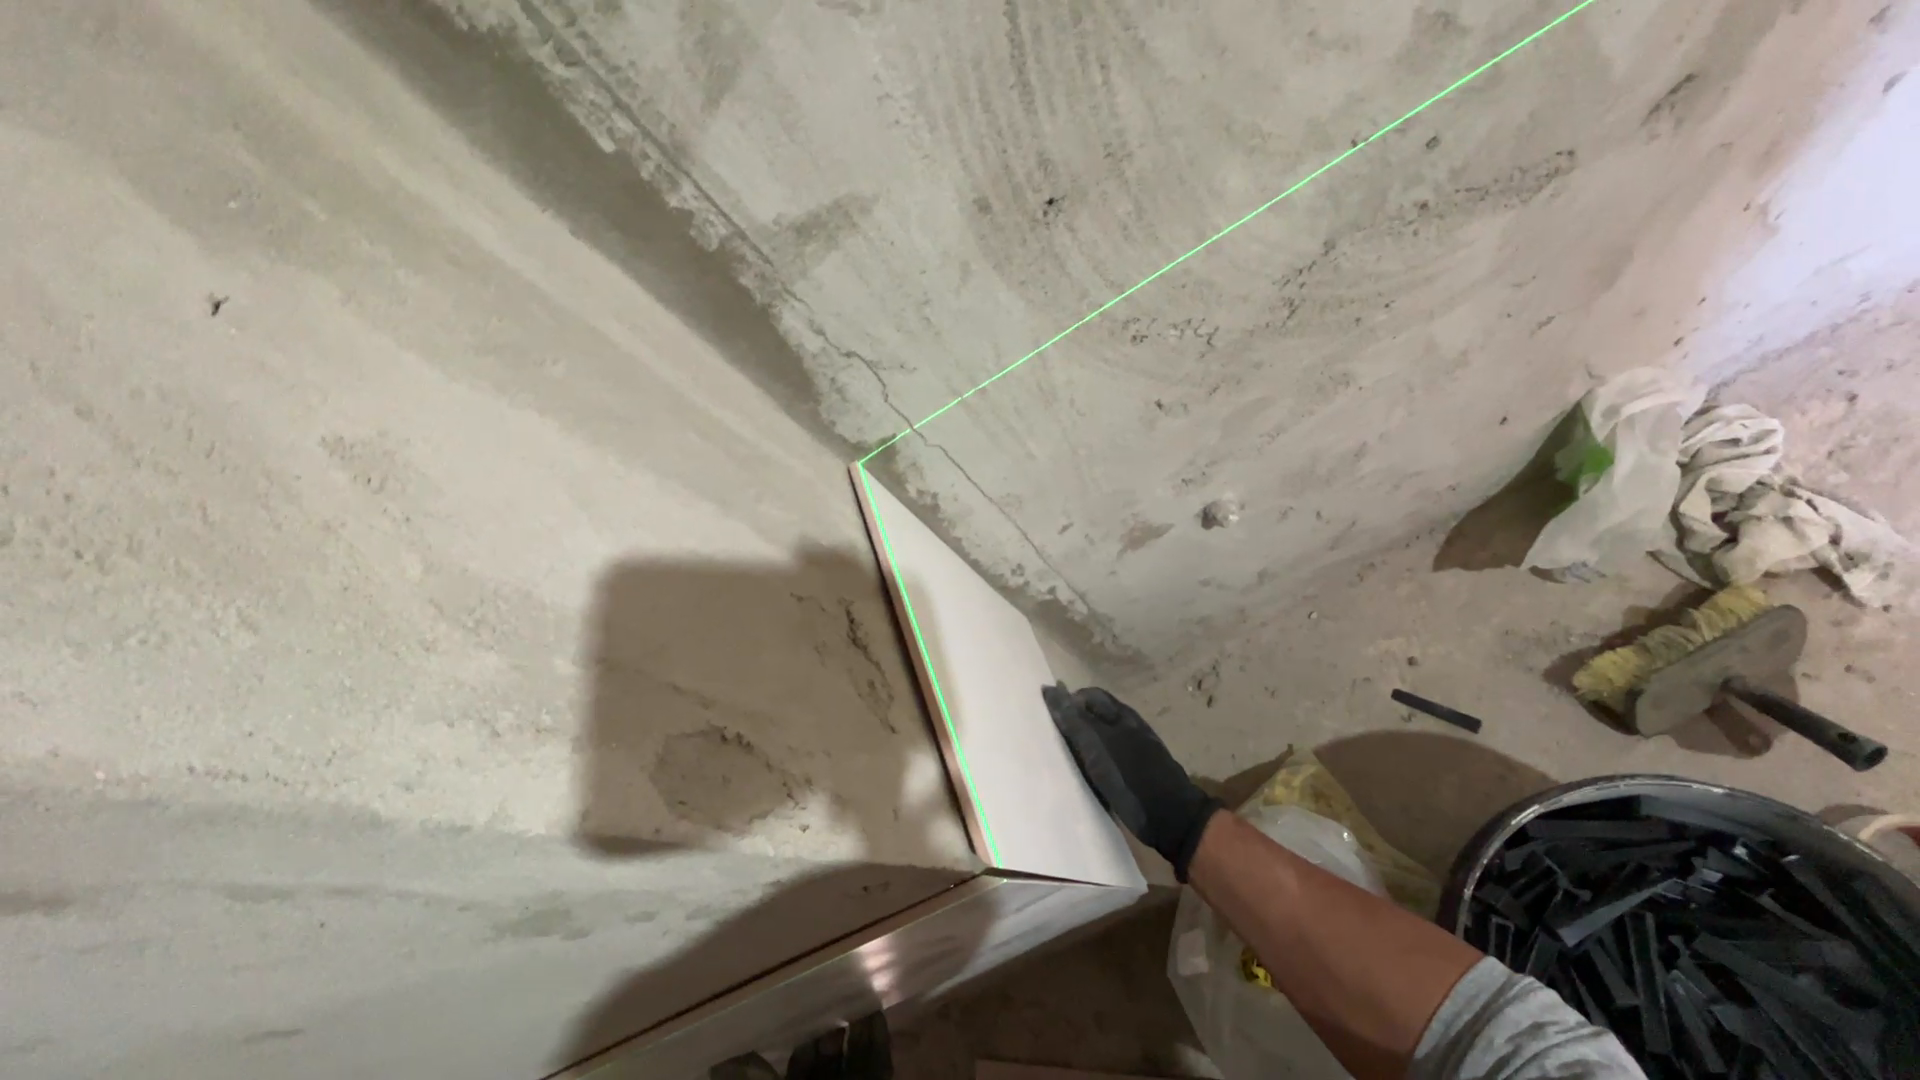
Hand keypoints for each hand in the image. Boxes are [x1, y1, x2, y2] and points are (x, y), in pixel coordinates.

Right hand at [1042, 684, 1221, 880]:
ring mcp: (1138, 748)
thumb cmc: (1132, 780)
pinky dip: (1096, 757)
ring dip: (1085, 738)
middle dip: (1075, 719)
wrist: (1172, 818)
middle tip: (1053, 736)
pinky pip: (1111, 754)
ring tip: (1066, 753)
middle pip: (1096, 714)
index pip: (1088, 696)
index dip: (1067, 701)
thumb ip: (1075, 722)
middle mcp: (1130, 726)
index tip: (1046, 718)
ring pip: (1104, 734)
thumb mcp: (1098, 748)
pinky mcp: (1140, 770)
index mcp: (1121, 715)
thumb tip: (1050, 691)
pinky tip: (1089, 771)